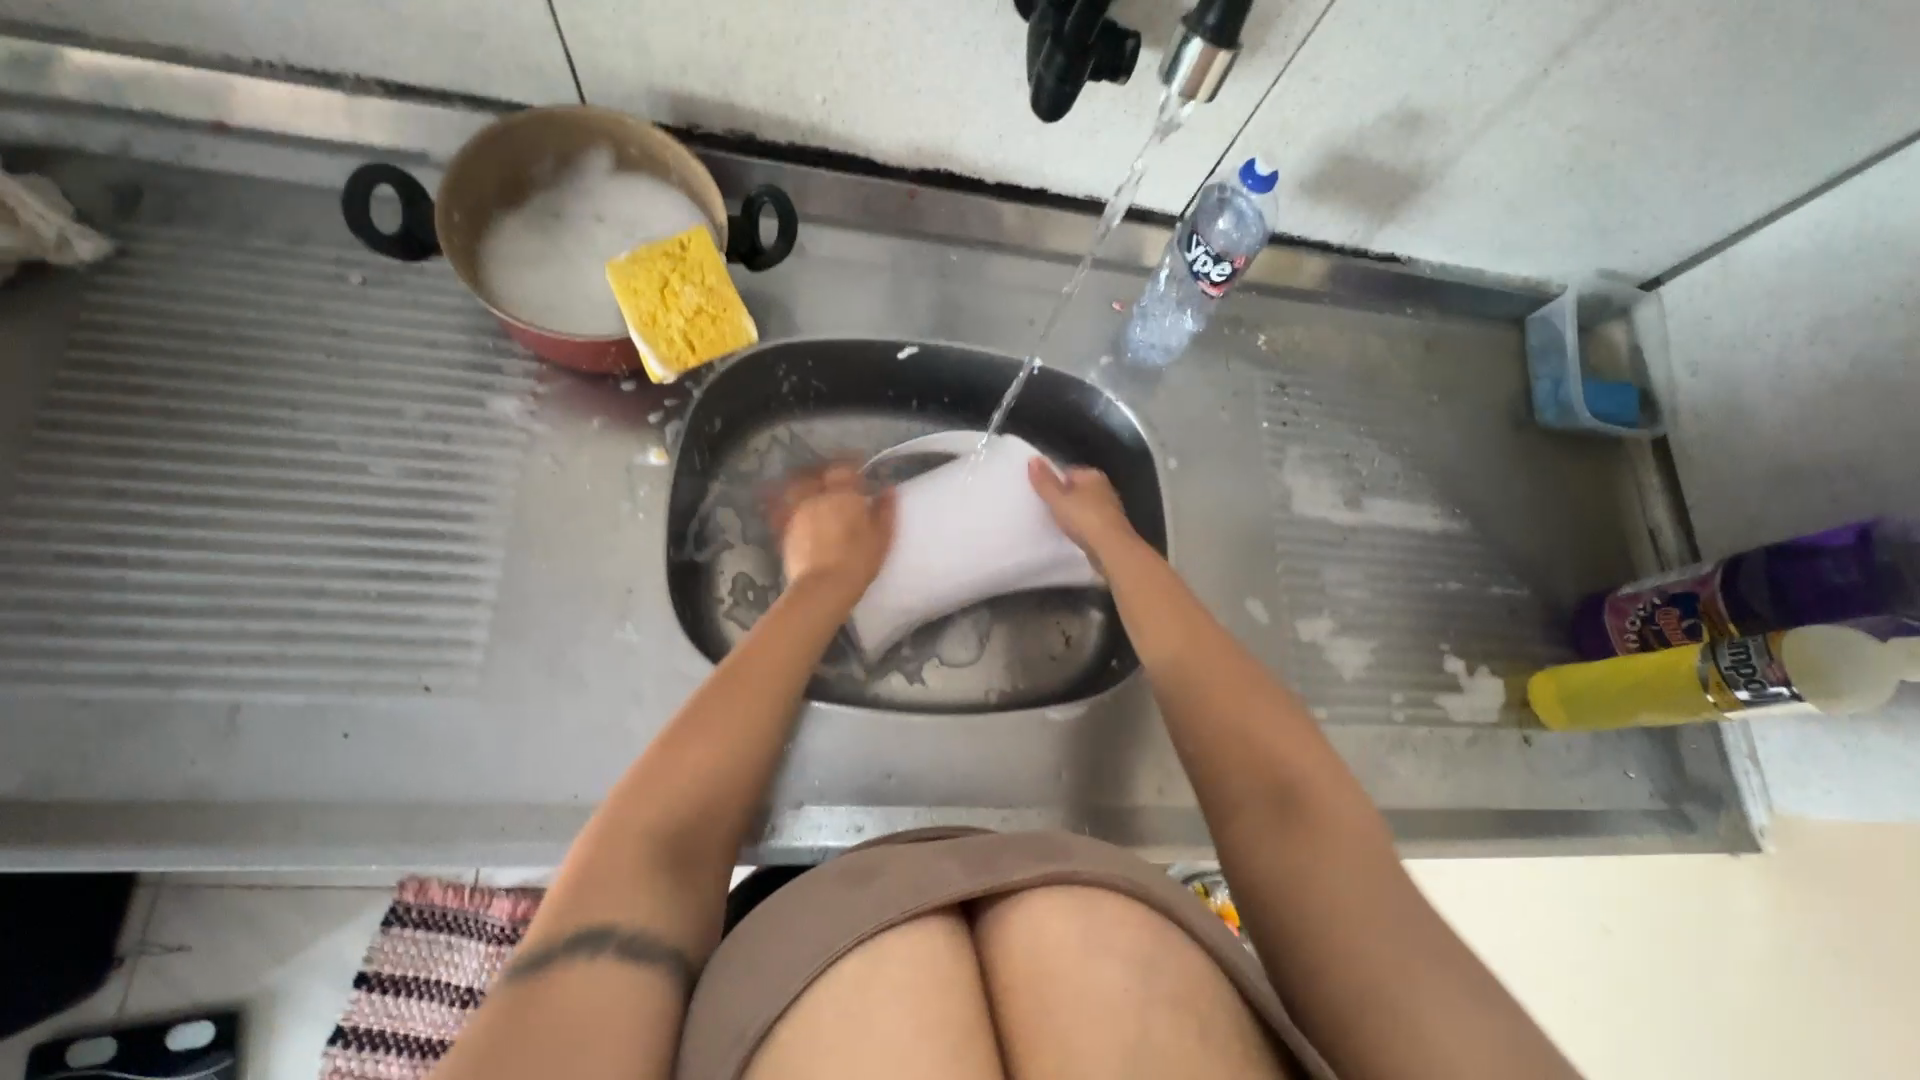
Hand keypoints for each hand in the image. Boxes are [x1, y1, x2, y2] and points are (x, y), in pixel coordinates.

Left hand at [768, 464, 895, 605]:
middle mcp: (817, 497)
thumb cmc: (858, 560)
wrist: (823, 587)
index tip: (860, 481)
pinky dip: (802, 515)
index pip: (844, 470)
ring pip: (802, 494)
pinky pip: (794, 514)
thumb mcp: (882, 537)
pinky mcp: (786, 532)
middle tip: (839, 492)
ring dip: (811, 496)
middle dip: (828, 481)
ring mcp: (798, 513)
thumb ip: (885, 510)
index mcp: (842, 494)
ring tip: (822, 508)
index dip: (851, 472)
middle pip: (819, 479)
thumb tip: (888, 490)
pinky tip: (810, 527)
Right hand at [1028, 459, 1136, 562]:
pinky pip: (1088, 522)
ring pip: (1083, 506)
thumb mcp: (1058, 498)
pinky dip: (1079, 526)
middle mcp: (1104, 488)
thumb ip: (1044, 481)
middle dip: (1062, 497)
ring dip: (1071, 513)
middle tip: (1044, 508)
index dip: (1052, 480)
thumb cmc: (1084, 518)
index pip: (1068, 471)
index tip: (1039, 493)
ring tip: (1054, 522)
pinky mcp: (1109, 527)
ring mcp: (1109, 508)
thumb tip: (1032, 458)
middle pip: (1076, 489)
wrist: (1111, 548)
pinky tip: (1070, 533)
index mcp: (1093, 475)